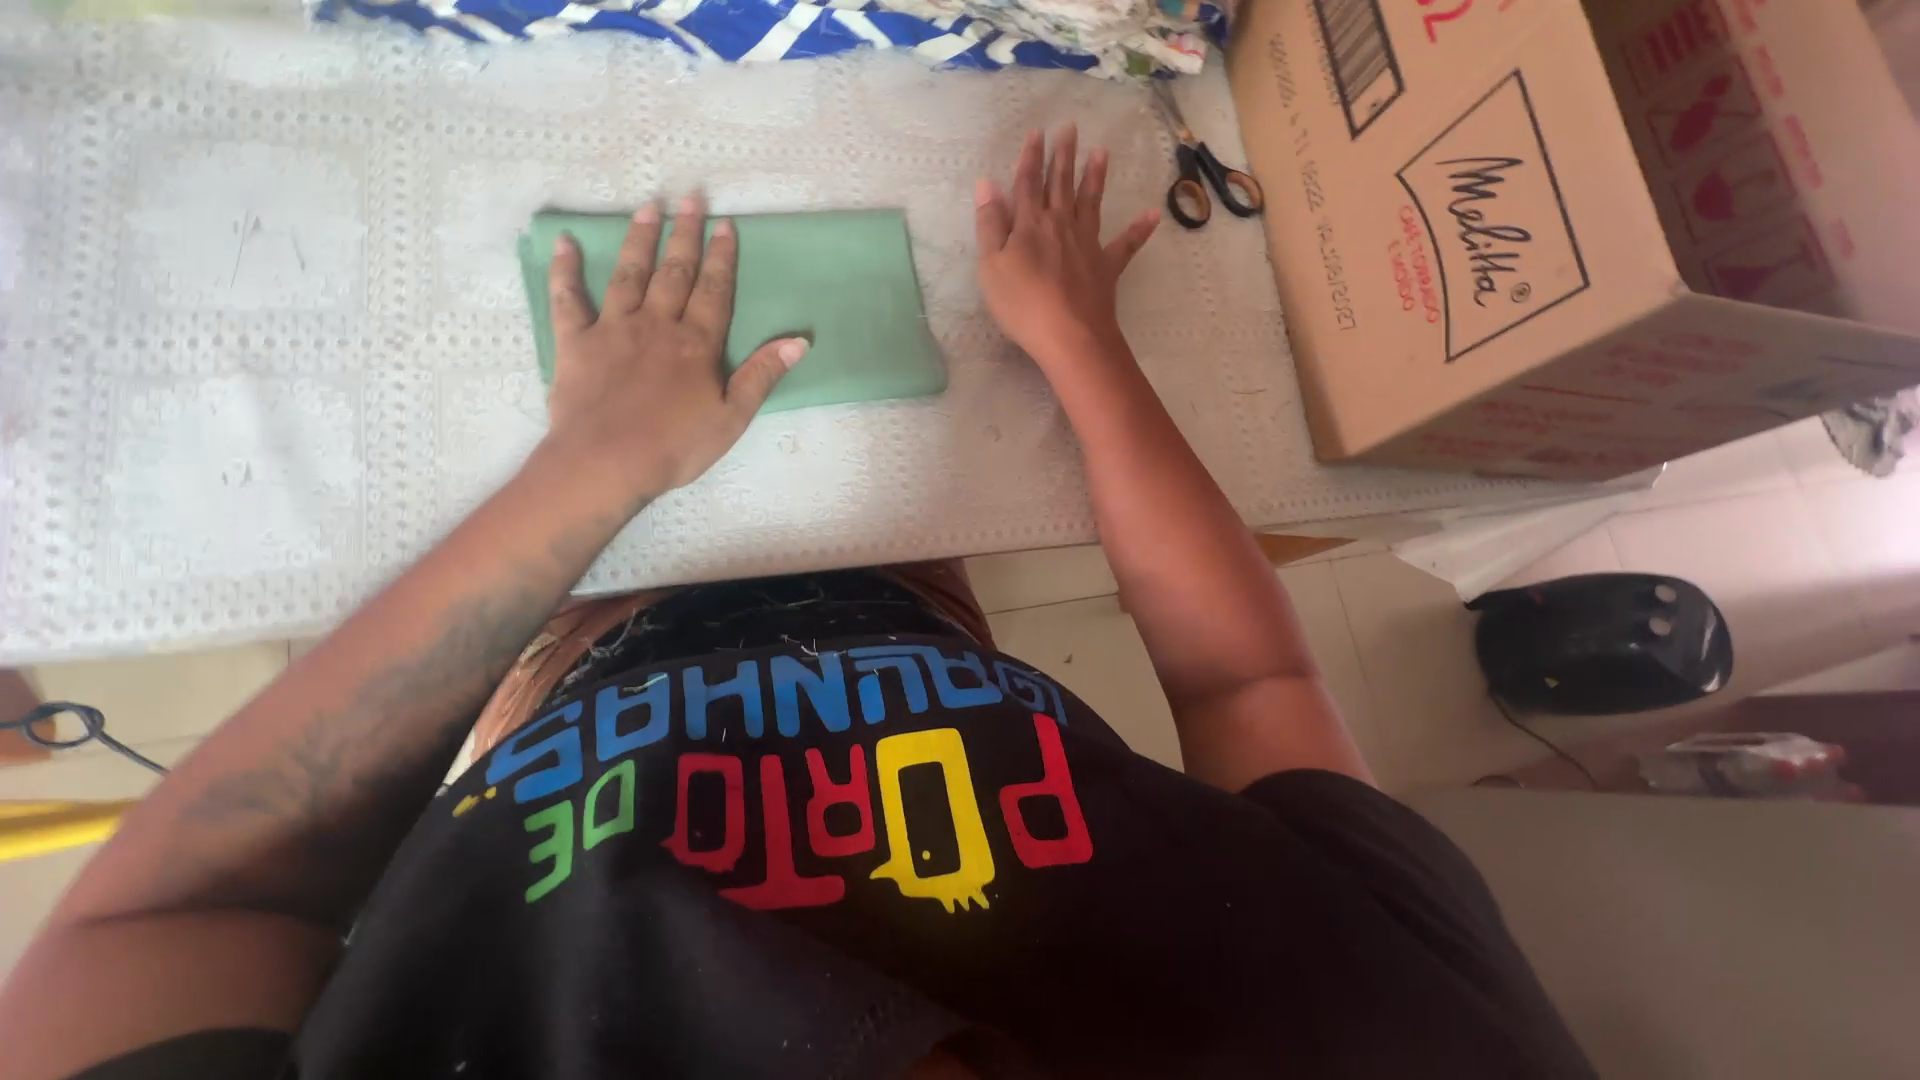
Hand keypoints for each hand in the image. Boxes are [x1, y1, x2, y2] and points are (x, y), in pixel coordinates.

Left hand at [542, 195, 807, 500]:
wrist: (606, 462)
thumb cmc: (676, 445)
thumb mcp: (733, 417)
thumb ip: (762, 375)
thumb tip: (798, 341)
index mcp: (697, 344)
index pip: (714, 292)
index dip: (722, 258)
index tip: (725, 225)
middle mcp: (657, 325)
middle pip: (674, 273)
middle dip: (684, 235)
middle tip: (690, 198)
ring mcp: (614, 329)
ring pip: (629, 275)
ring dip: (640, 240)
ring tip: (648, 207)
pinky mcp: (576, 342)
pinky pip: (569, 299)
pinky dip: (565, 270)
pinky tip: (564, 243)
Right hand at [975, 126, 1159, 366]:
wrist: (1069, 335)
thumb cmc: (1023, 304)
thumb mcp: (991, 267)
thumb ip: (989, 225)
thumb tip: (987, 184)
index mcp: (1030, 225)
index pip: (1028, 184)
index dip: (1030, 157)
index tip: (1037, 132)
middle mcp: (1061, 225)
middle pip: (1061, 185)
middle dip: (1063, 156)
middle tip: (1070, 127)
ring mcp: (1088, 244)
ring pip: (1091, 203)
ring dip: (1095, 177)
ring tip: (1102, 152)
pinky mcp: (1107, 266)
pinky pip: (1127, 244)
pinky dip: (1140, 229)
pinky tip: (1152, 214)